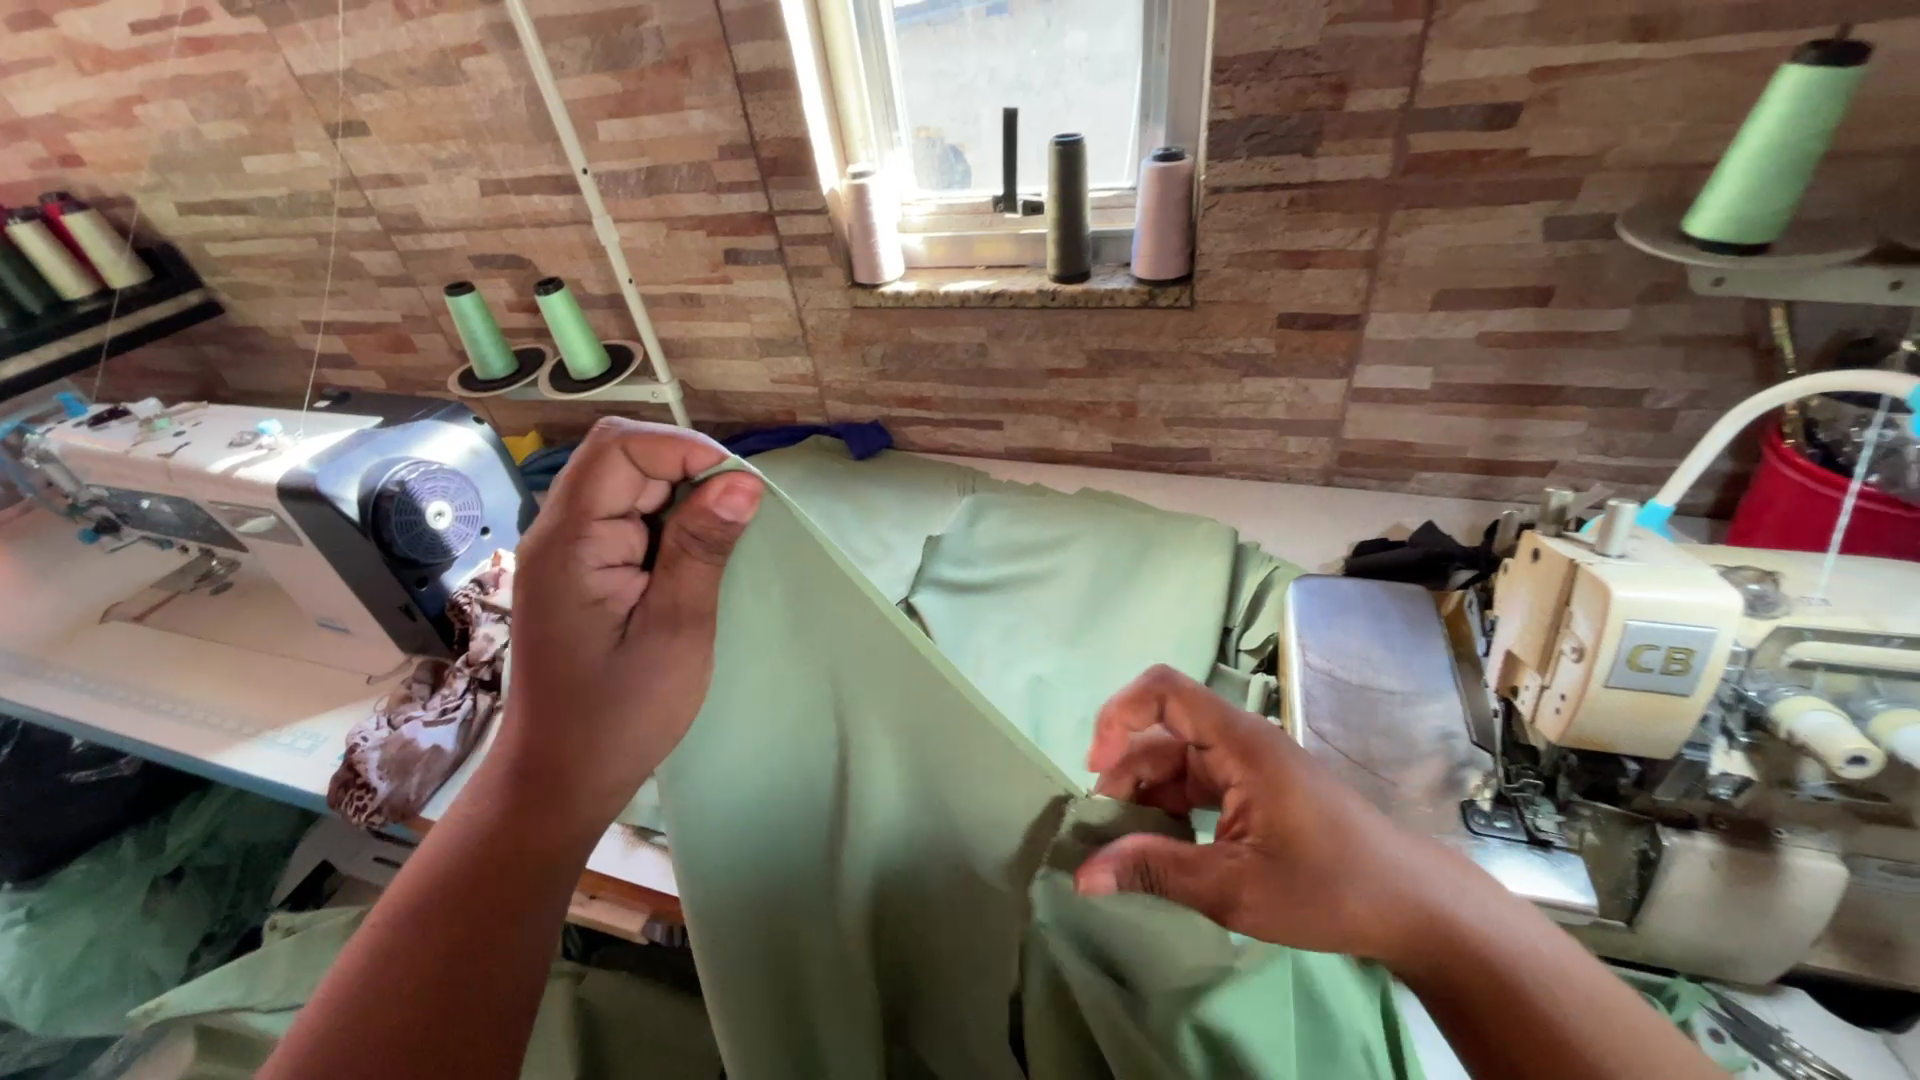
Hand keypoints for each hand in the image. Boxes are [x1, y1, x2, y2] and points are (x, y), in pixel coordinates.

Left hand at [495, 418, 762, 843]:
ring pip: (627, 487)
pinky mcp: (579, 571)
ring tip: (719, 547)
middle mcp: (558, 532)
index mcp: (570, 540)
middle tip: (737, 521)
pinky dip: (668, 527)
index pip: (620, 447)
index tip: (741, 491)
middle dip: (687, 474)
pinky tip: (692, 563)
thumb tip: (743, 481)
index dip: (685, 450)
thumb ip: (702, 548)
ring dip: (681, 501)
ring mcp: (565, 551)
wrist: (561, 777)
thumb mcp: (676, 629)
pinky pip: (625, 520)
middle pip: (621, 459)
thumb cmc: (620, 715)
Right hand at [1078, 665, 1496, 968]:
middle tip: (1102, 827)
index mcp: (1239, 744)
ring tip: (1123, 844)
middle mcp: (1240, 742)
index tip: (1097, 769)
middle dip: (1123, 771)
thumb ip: (1156, 871)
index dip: (1118, 716)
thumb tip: (1082, 875)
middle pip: (1162, 732)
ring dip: (1144, 795)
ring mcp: (1249, 766)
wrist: (1414, 907)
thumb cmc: (1329, 888)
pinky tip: (1159, 846)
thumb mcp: (1234, 888)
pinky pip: (1196, 784)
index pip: (1163, 690)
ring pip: (1176, 761)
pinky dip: (1170, 808)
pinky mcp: (1256, 791)